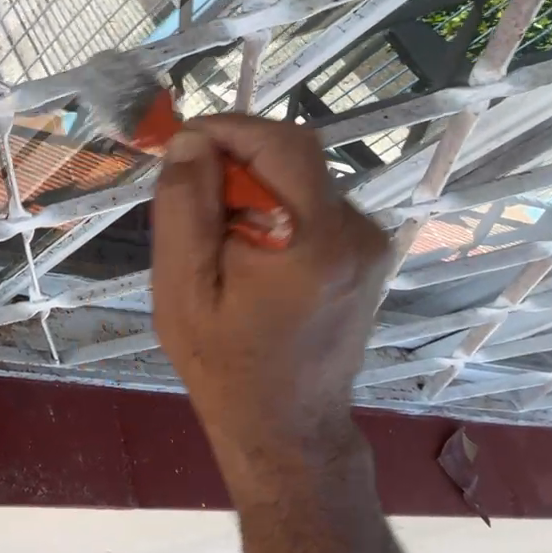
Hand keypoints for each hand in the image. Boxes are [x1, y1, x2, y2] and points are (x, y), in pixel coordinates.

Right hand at [149, 115, 392, 488]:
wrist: (284, 424)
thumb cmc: (223, 360)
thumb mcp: (182, 285)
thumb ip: (185, 208)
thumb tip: (191, 141)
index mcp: (315, 241)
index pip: (282, 143)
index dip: (228, 128)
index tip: (180, 145)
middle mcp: (359, 232)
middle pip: (292, 156)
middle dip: (232, 158)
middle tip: (186, 197)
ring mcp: (371, 243)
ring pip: (299, 177)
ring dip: (249, 185)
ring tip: (211, 237)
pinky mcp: (367, 253)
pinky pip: (310, 202)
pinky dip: (270, 206)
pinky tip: (244, 250)